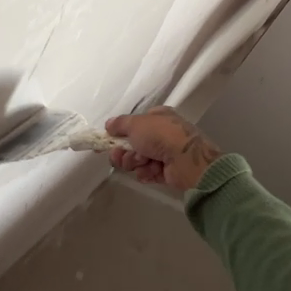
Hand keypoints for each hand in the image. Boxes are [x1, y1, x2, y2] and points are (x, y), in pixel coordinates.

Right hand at [105, 106, 222, 194]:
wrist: (186, 159)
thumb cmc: (161, 135)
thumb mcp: (136, 123)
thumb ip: (120, 124)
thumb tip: (108, 124)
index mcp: (158, 117)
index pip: (133, 125)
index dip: (118, 134)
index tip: (104, 143)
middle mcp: (162, 134)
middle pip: (132, 145)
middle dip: (124, 152)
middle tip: (122, 156)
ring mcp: (165, 153)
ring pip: (138, 160)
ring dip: (136, 163)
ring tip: (143, 162)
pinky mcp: (167, 171)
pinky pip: (148, 173)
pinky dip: (147, 173)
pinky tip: (152, 171)